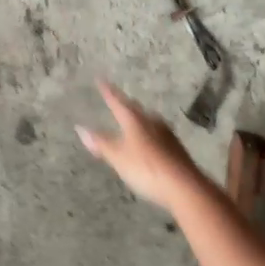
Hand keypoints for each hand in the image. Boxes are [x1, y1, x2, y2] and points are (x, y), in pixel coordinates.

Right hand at [77, 81, 206, 211]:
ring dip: (138, 118)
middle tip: (116, 99)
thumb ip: (100, 143)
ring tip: (130, 118)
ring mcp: (166, 133)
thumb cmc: (146, 169)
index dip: (108, 92)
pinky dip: (147, 132)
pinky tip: (148, 140)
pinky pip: (156, 133)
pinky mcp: (175, 147)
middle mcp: (151, 121)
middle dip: (124, 104)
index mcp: (135, 120)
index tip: (100, 80)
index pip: (117, 102)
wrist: (184, 186)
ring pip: (148, 120)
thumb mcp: (118, 158)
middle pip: (135, 109)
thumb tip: (80, 128)